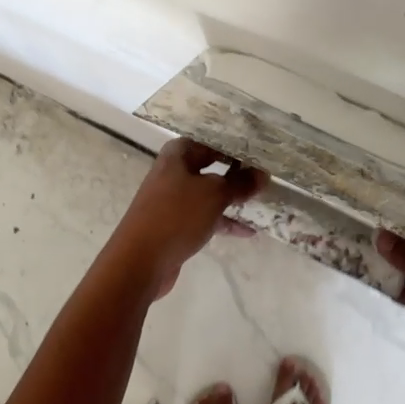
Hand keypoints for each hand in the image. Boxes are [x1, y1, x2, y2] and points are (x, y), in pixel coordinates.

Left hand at [107, 138, 266, 297]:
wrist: (138, 261)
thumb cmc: (176, 216)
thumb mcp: (213, 195)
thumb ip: (240, 184)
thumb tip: (263, 174)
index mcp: (178, 155)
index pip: (212, 142)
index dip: (236, 147)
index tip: (261, 156)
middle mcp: (173, 172)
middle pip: (211, 168)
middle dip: (237, 174)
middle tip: (265, 178)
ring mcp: (172, 200)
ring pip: (208, 194)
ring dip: (232, 200)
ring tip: (261, 205)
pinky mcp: (174, 225)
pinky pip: (204, 217)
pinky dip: (223, 221)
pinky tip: (247, 232)